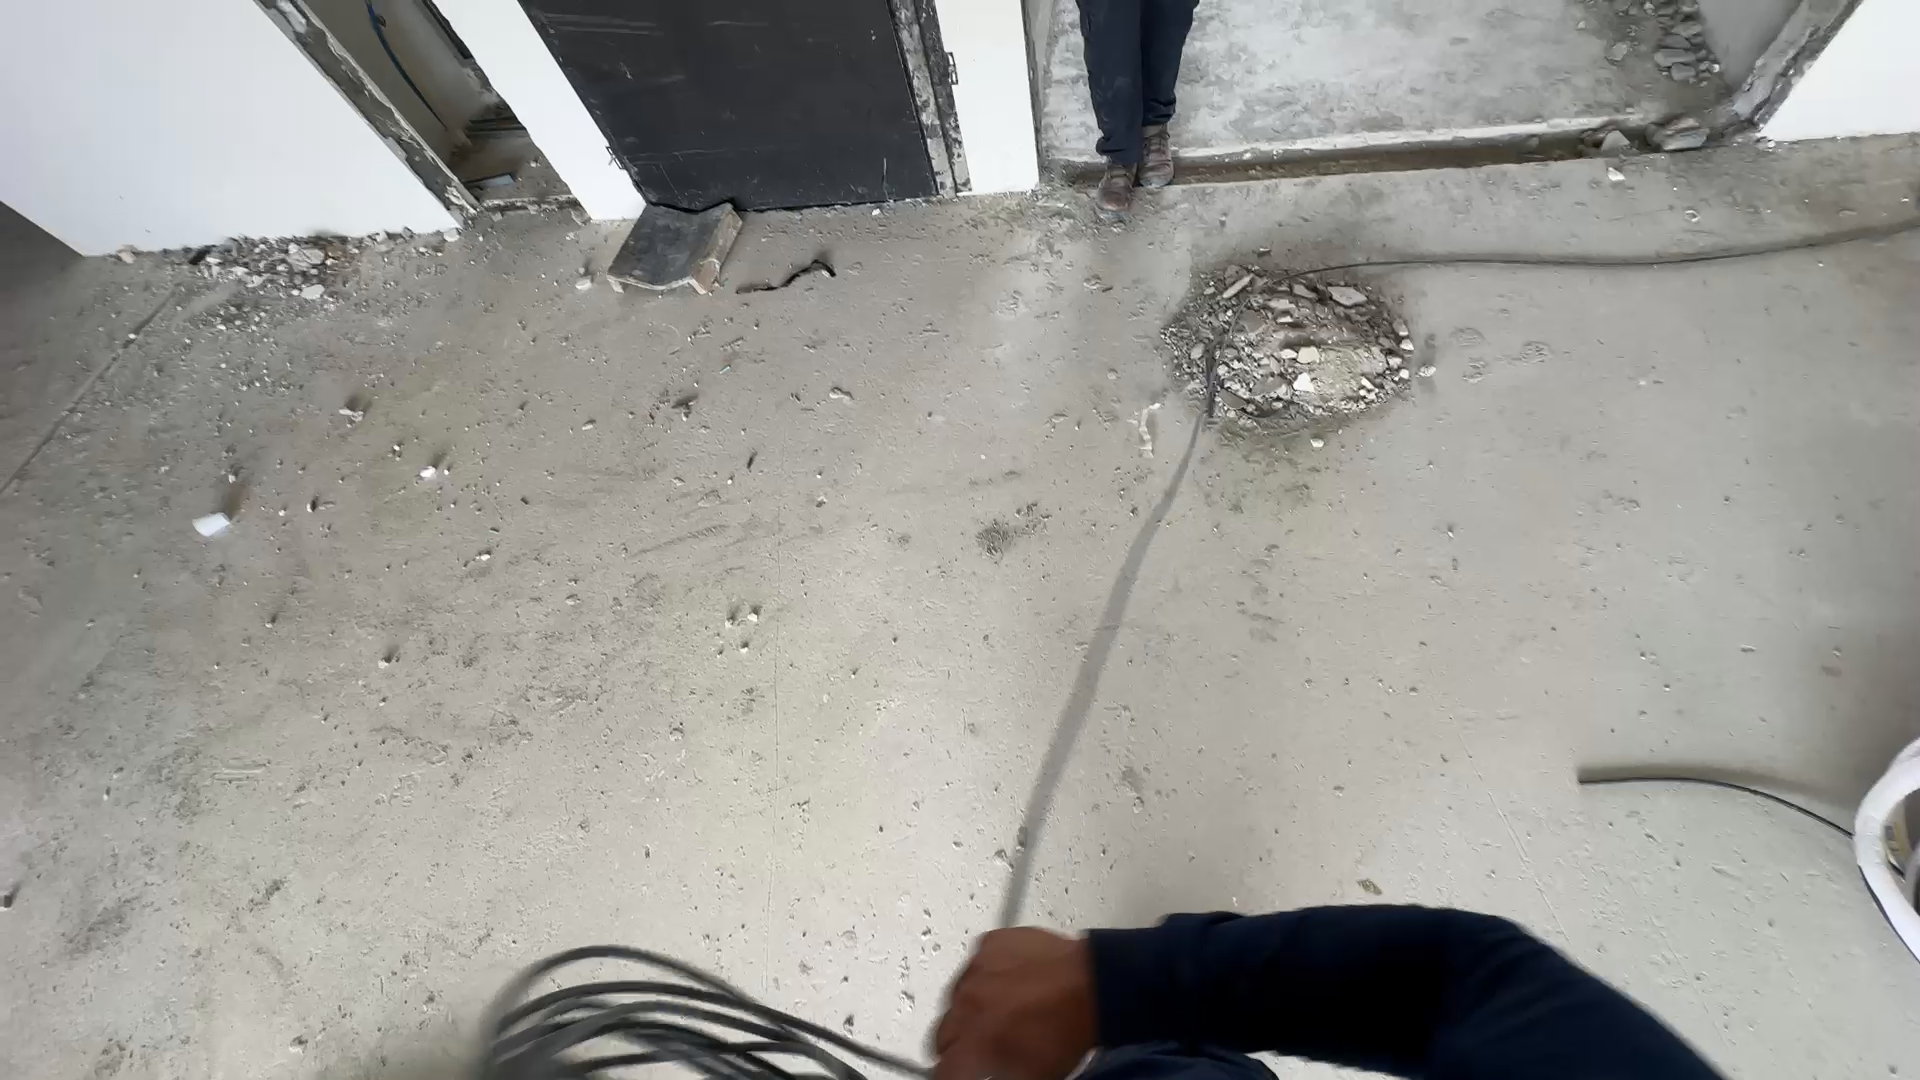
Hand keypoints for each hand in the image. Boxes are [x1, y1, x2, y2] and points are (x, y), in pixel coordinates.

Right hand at [932, 928, 1096, 1079]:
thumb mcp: (1029, 1074)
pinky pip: (977, 963)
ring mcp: (978, 967)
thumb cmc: (1068, 1028)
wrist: (1089, 985)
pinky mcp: (989, 943)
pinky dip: (987, 973)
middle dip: (959, 1041)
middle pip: (943, 1031)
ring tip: (1001, 1008)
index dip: (952, 1075)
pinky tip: (1010, 980)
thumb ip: (995, 1074)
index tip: (958, 1074)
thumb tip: (984, 1073)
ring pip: (957, 994)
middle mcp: (969, 1001)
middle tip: (982, 1043)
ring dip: (971, 1004)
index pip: (942, 1071)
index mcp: (976, 1041)